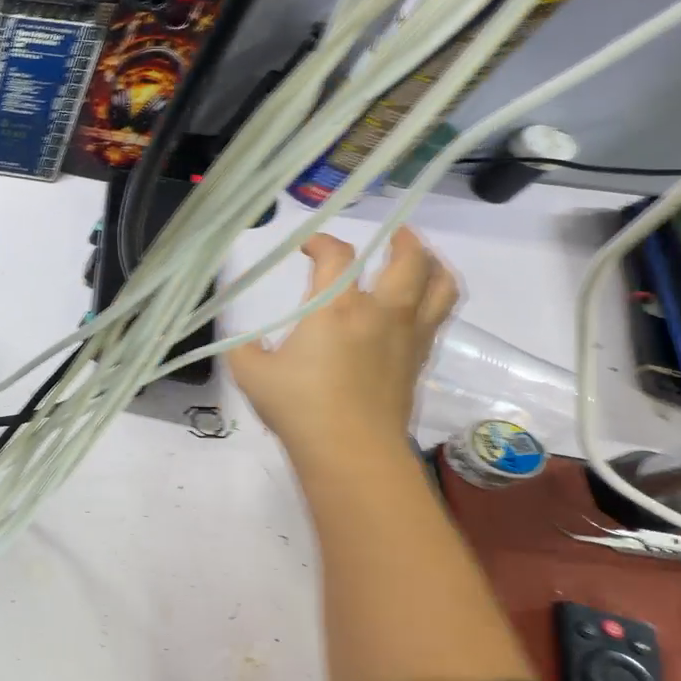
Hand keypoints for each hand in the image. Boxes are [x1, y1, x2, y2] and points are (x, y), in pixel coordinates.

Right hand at [227, 228, 457, 454]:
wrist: (349, 447)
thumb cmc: (296, 405)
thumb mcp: (250, 372)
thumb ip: (243, 347)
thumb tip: (241, 339)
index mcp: (335, 308)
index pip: (336, 256)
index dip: (321, 242)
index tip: (307, 245)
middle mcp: (380, 311)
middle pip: (409, 259)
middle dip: (400, 238)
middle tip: (391, 233)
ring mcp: (407, 333)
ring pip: (439, 284)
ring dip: (433, 263)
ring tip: (421, 259)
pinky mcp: (420, 357)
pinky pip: (439, 314)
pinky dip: (434, 296)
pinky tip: (418, 304)